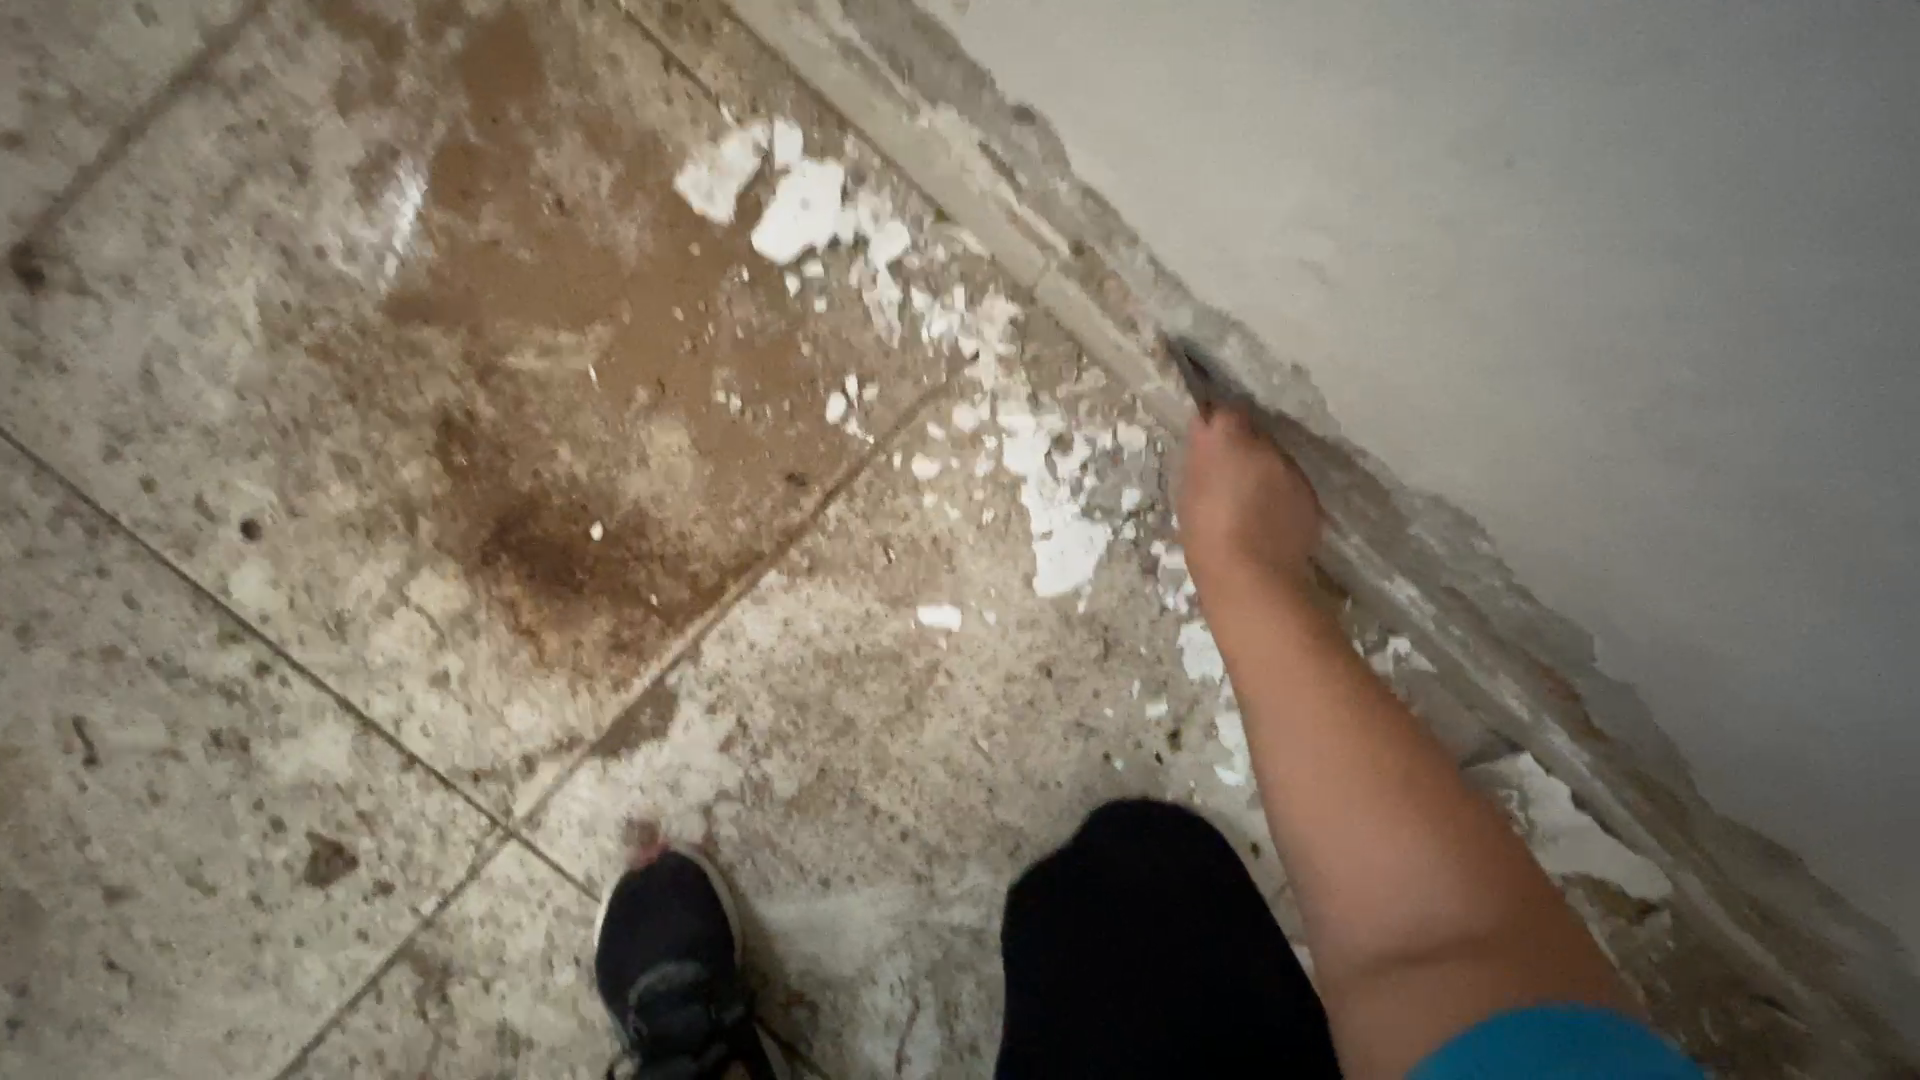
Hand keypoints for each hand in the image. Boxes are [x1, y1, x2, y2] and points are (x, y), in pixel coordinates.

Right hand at [1179, 407, 1322, 595]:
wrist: (1252, 576)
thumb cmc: (1205, 534)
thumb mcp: (1188, 491)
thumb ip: (1200, 458)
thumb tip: (1205, 436)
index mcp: (1228, 439)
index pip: (1224, 413)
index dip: (1216, 428)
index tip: (1206, 444)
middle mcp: (1266, 445)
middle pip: (1254, 435)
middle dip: (1241, 449)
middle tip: (1226, 477)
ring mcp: (1293, 470)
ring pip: (1275, 460)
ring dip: (1263, 472)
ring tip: (1249, 503)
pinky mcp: (1310, 496)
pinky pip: (1291, 486)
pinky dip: (1280, 495)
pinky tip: (1268, 520)